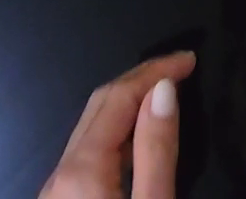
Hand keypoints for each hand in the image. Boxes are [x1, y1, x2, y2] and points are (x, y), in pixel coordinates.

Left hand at [40, 51, 195, 198]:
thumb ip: (156, 152)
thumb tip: (164, 89)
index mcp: (82, 167)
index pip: (121, 95)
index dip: (157, 70)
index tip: (189, 59)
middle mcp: (61, 170)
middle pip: (102, 104)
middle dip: (141, 79)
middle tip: (179, 69)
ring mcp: (56, 189)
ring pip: (93, 128)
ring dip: (128, 103)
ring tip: (164, 95)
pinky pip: (89, 152)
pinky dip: (117, 132)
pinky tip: (138, 139)